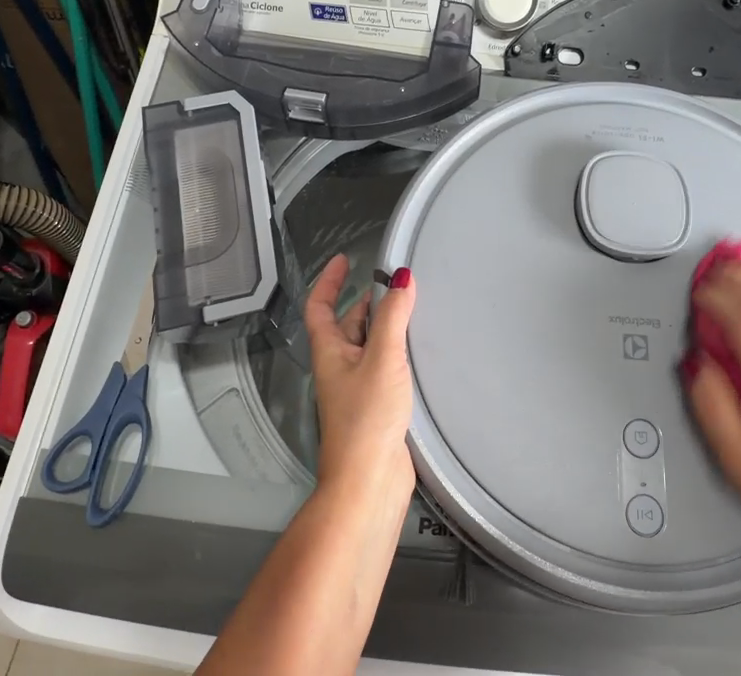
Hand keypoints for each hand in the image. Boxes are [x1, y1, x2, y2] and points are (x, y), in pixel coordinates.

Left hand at [306, 255, 416, 502]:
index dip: (329, 281)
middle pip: (347, 324)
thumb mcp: (383, 359)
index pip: (320, 307)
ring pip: (368, 346)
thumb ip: (394, 317)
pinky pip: (384, 367)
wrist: (369, 480)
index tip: (344, 260)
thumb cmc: (366, 418)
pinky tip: (419, 351)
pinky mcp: (376, 407)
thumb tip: (401, 278)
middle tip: (393, 284)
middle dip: (366, 302)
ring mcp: (357, 388)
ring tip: (411, 309)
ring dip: (384, 326)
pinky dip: (397, 352)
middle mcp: (339, 367)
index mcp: (329, 352)